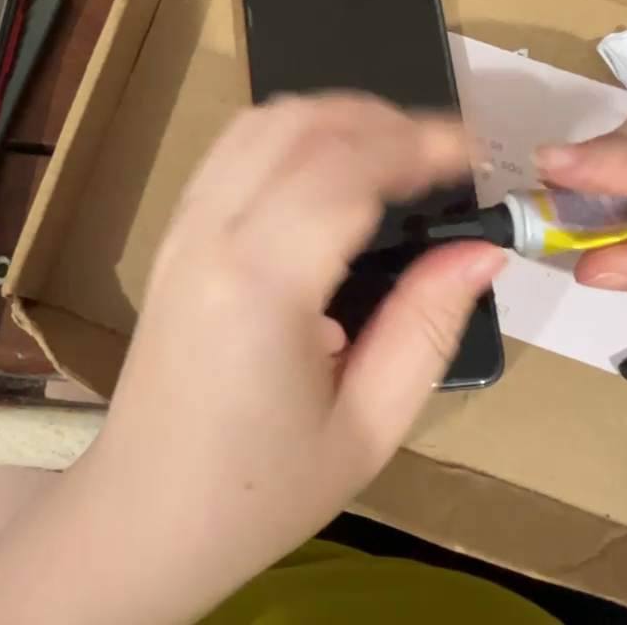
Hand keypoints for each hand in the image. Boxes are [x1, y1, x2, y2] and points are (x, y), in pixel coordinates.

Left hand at [73, 95, 502, 611]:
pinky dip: (291, 131)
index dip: (422, 145)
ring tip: (397, 149)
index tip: (477, 152)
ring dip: (336, 116)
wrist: (146, 511)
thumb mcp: (368, 425)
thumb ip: (427, 325)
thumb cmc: (259, 489)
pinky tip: (329, 163)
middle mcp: (212, 234)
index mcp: (262, 283)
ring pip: (263, 122)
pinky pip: (232, 148)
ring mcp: (183, 226)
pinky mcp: (173, 232)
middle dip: (385, 120)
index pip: (349, 169)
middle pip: (304, 125)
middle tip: (445, 154)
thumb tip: (481, 250)